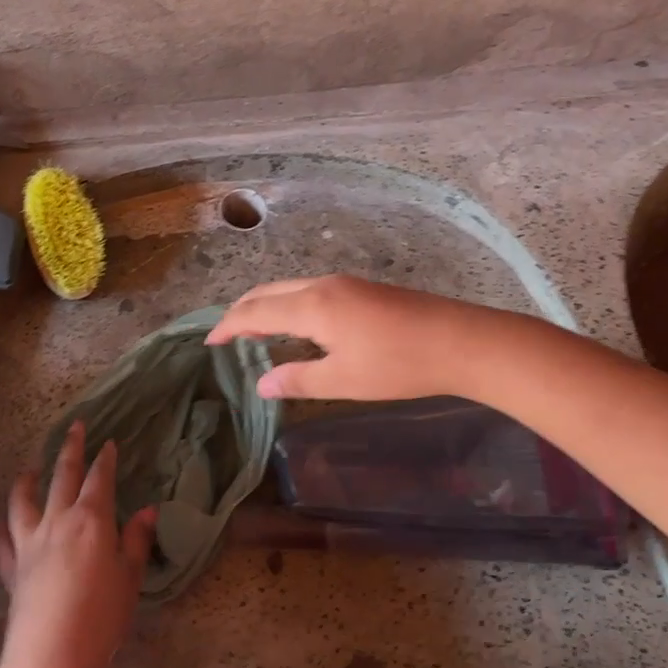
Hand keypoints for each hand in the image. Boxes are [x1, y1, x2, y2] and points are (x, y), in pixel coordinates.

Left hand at [0, 422, 154, 667]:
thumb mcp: (129, 579)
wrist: (51, 657)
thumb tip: (149, 509)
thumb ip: (136, 541)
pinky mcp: (11, 568)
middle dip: (70, 449)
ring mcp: (29, 543)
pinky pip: (3, 540)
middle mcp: (57, 521)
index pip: (99, 479)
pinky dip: (2, 527)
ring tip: (29, 469)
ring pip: (23, 501)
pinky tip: (2, 523)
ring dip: (27, 480)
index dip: (105, 459)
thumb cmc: (100, 618)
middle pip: (62, 475)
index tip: (109, 442)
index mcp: (91, 519)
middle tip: (74, 427)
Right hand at [205, 274, 541, 401]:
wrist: (460, 341)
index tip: (208, 342)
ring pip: (288, 286)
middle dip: (240, 309)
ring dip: (264, 304)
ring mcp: (342, 283)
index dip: (228, 326)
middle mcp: (321, 286)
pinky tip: (294, 324)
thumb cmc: (398, 366)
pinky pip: (306, 289)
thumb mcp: (343, 381)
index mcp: (311, 307)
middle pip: (267, 291)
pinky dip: (286, 302)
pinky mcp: (359, 288)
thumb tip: (261, 384)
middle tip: (224, 333)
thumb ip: (297, 380)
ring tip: (252, 329)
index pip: (255, 312)